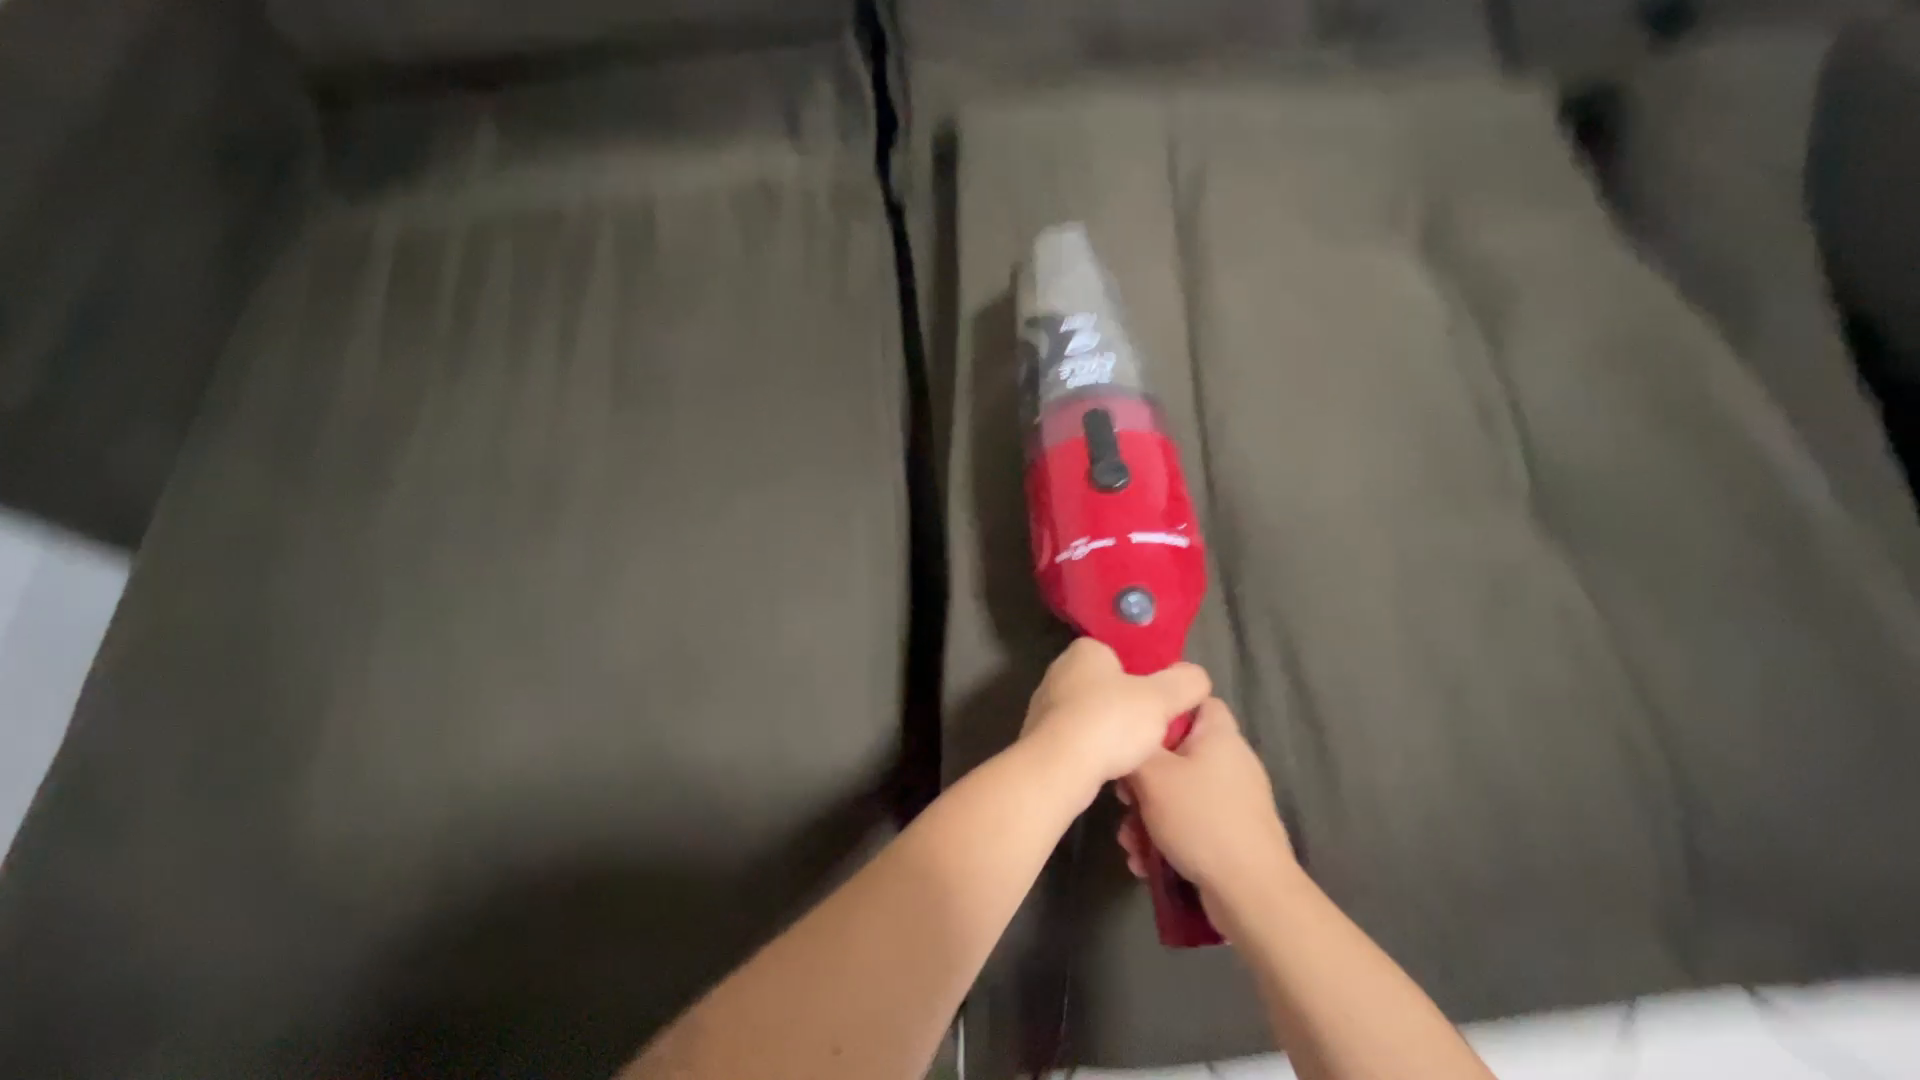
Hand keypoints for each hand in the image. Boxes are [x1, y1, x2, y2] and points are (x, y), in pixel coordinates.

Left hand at [1018, 639, 1211, 805]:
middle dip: (1127, 705)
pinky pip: (1077, 739)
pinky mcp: (1040, 738)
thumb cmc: (1109, 721)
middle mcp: (1059, 672)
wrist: (1058, 767)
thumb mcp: (1161, 698)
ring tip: (1134, 751)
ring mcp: (1045, 706)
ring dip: (1110, 730)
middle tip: (1152, 726)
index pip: (1119, 654)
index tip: (1159, 696)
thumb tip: (1197, 677)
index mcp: (1084, 651)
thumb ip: (1185, 683)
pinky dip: (1093, 750)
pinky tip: (1110, 766)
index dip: (1142, 674)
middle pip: (1105, 685)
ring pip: (1091, 714)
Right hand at [1117, 699, 1298, 924]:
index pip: (1194, 699)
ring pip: (1176, 794)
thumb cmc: (1201, 820)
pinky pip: (1188, 823)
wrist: (1250, 892)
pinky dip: (1165, 838)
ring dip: (1146, 816)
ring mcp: (1233, 800)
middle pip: (1176, 753)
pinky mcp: (1230, 834)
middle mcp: (1230, 762)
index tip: (1133, 726)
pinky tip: (1145, 862)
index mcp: (1219, 736)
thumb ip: (1134, 749)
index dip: (1163, 707)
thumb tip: (1125, 736)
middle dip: (1142, 779)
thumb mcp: (1154, 777)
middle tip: (1123, 797)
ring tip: (1130, 841)